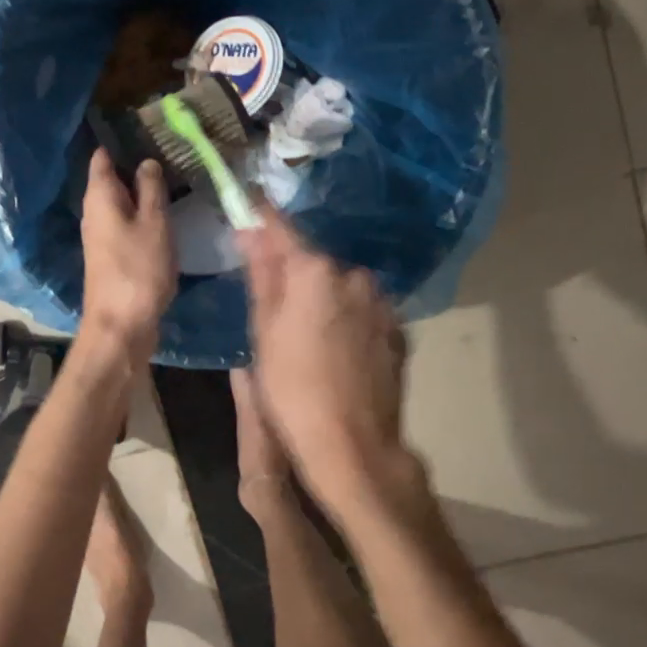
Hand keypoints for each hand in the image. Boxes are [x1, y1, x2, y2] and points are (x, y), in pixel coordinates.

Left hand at [80, 150, 174, 351]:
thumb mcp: (154, 223)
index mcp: (99, 197)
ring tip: (173, 175)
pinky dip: (142, 213)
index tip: (146, 126)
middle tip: (170, 148)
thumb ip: (151, 189)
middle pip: (110, 178)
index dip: (121, 140)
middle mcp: (93, 212)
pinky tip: (165, 211)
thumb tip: (145, 161)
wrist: (121, 326)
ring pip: (120, 201)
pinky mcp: (111, 254)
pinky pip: (125, 222)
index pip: (102, 156)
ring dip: (141, 190)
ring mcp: (101, 234)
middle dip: (134, 163)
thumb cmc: (138, 270)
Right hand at [237, 210, 413, 504]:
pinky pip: (362, 310)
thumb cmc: (291, 388)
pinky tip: (332, 349)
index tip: (248, 202)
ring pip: (339, 287)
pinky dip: (345, 318)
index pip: (282, 229)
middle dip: (292, 273)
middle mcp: (354, 276)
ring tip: (303, 334)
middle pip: (313, 262)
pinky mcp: (398, 329)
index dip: (262, 217)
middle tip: (270, 304)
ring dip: (321, 297)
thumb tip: (250, 230)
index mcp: (314, 271)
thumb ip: (261, 274)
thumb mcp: (262, 330)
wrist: (352, 444)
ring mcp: (381, 303)